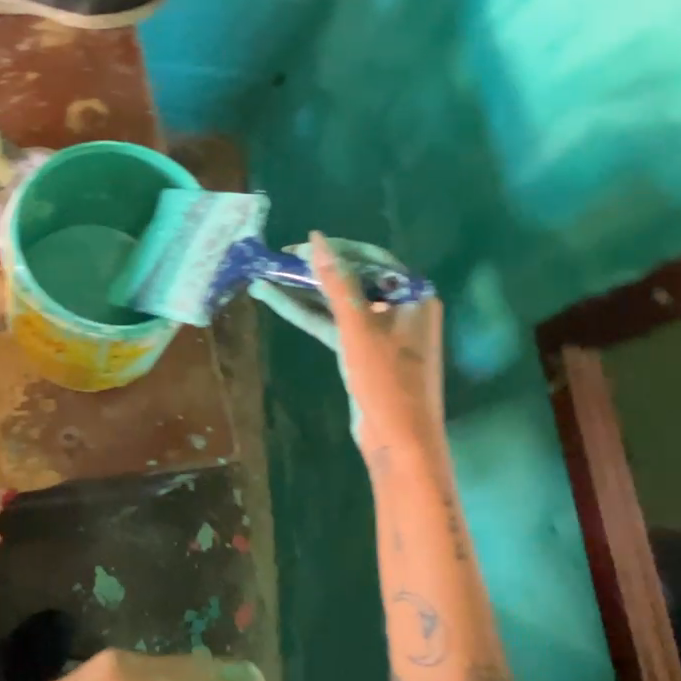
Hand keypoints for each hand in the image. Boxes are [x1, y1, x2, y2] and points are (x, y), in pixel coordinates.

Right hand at [254, 232, 442, 451]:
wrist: (399, 441)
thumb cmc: (387, 380)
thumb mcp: (358, 327)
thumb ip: (337, 281)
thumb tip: (316, 239)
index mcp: (413, 297)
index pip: (373, 259)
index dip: (337, 249)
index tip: (301, 246)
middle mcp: (400, 309)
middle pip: (353, 279)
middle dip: (315, 270)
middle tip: (280, 260)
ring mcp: (381, 332)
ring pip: (339, 303)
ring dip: (305, 292)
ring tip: (267, 278)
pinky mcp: (363, 353)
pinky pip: (334, 325)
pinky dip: (308, 315)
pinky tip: (277, 303)